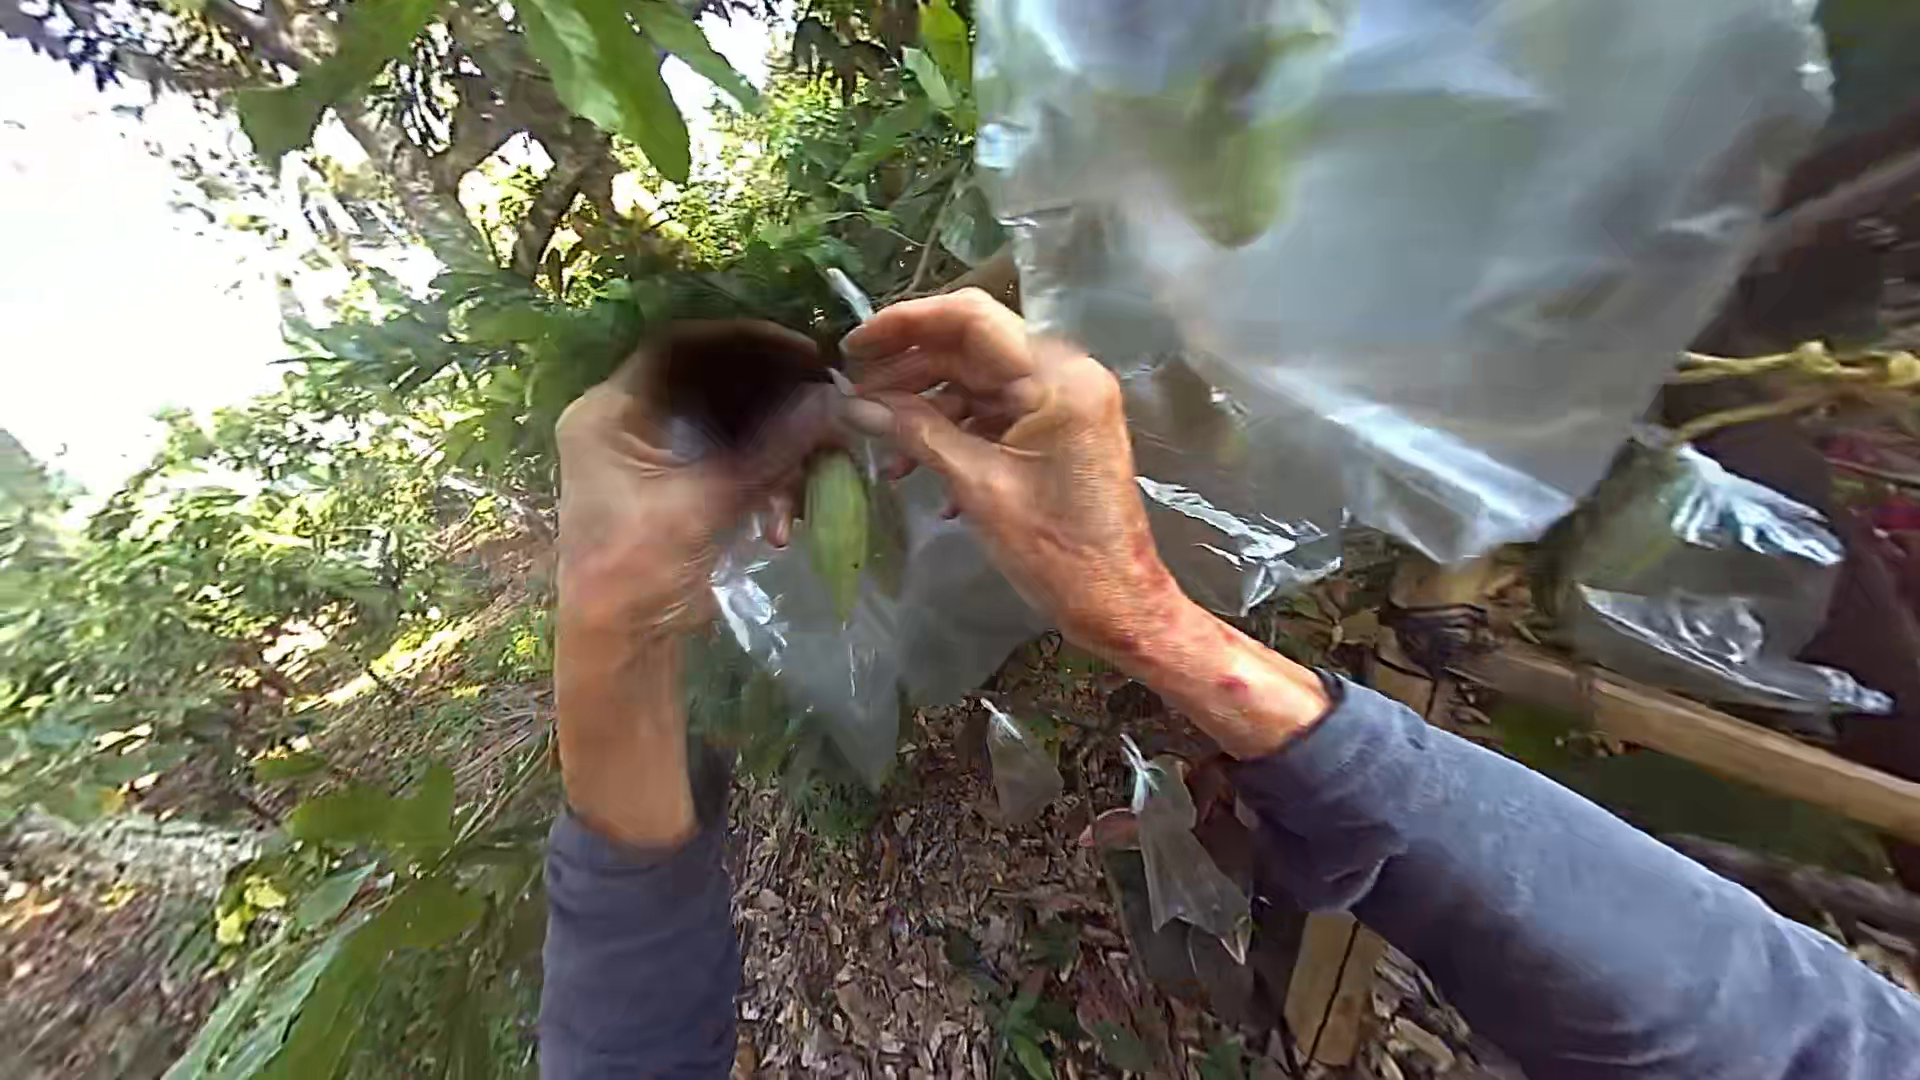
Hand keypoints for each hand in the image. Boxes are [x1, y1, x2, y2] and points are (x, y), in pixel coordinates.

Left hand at [556, 321, 835, 631]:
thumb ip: (769, 451)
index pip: (679, 348)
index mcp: (613, 413)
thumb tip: (829, 402)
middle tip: (826, 404)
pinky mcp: (693, 484)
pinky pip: (742, 463)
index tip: (802, 352)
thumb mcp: (704, 504)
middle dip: (776, 400)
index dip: (744, 341)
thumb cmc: (637, 570)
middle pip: (717, 385)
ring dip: (781, 454)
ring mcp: (668, 455)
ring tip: (812, 483)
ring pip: (738, 427)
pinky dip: (771, 485)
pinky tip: (786, 523)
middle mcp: (637, 422)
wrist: (626, 641)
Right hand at [843, 291, 1328, 756]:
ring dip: (927, 410)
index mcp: (1055, 377)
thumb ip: (916, 434)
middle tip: (856, 399)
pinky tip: (922, 471)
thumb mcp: (979, 487)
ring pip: (978, 385)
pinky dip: (957, 434)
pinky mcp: (1057, 430)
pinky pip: (996, 416)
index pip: (970, 319)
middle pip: (971, 350)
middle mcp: (1064, 375)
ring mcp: (1062, 403)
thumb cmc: (1055, 551)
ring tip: (883, 443)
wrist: (1116, 601)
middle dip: (908, 373)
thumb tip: (853, 406)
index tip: (854, 348)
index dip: (904, 324)